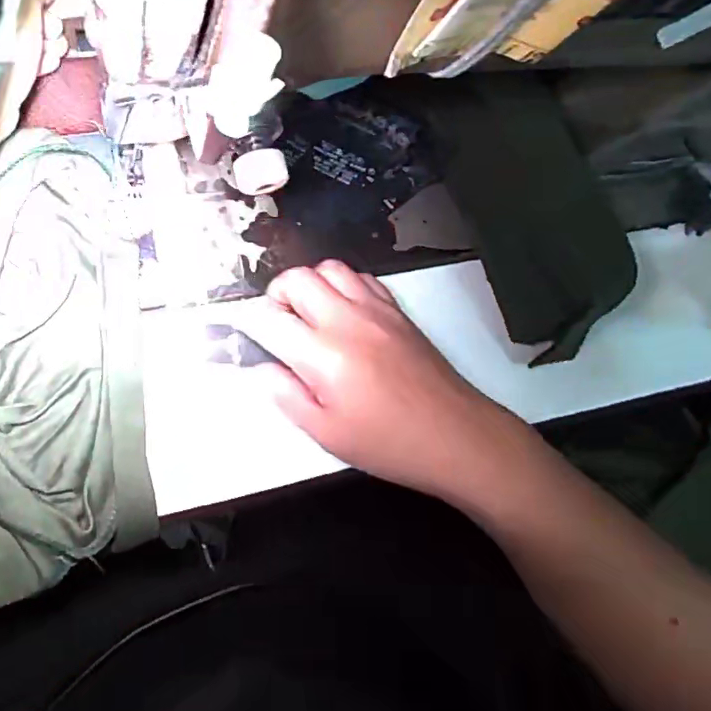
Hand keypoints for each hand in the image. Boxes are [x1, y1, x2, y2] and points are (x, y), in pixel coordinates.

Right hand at [236, 260, 529, 500]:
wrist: (456, 435)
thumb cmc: (390, 442)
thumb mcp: (327, 434)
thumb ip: (287, 396)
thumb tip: (265, 369)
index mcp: (324, 356)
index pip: (272, 320)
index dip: (254, 326)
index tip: (254, 339)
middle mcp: (347, 321)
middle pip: (297, 278)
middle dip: (277, 295)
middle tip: (279, 322)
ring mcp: (375, 310)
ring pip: (329, 268)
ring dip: (310, 284)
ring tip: (309, 313)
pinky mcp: (396, 310)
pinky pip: (361, 278)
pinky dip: (342, 285)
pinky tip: (343, 311)